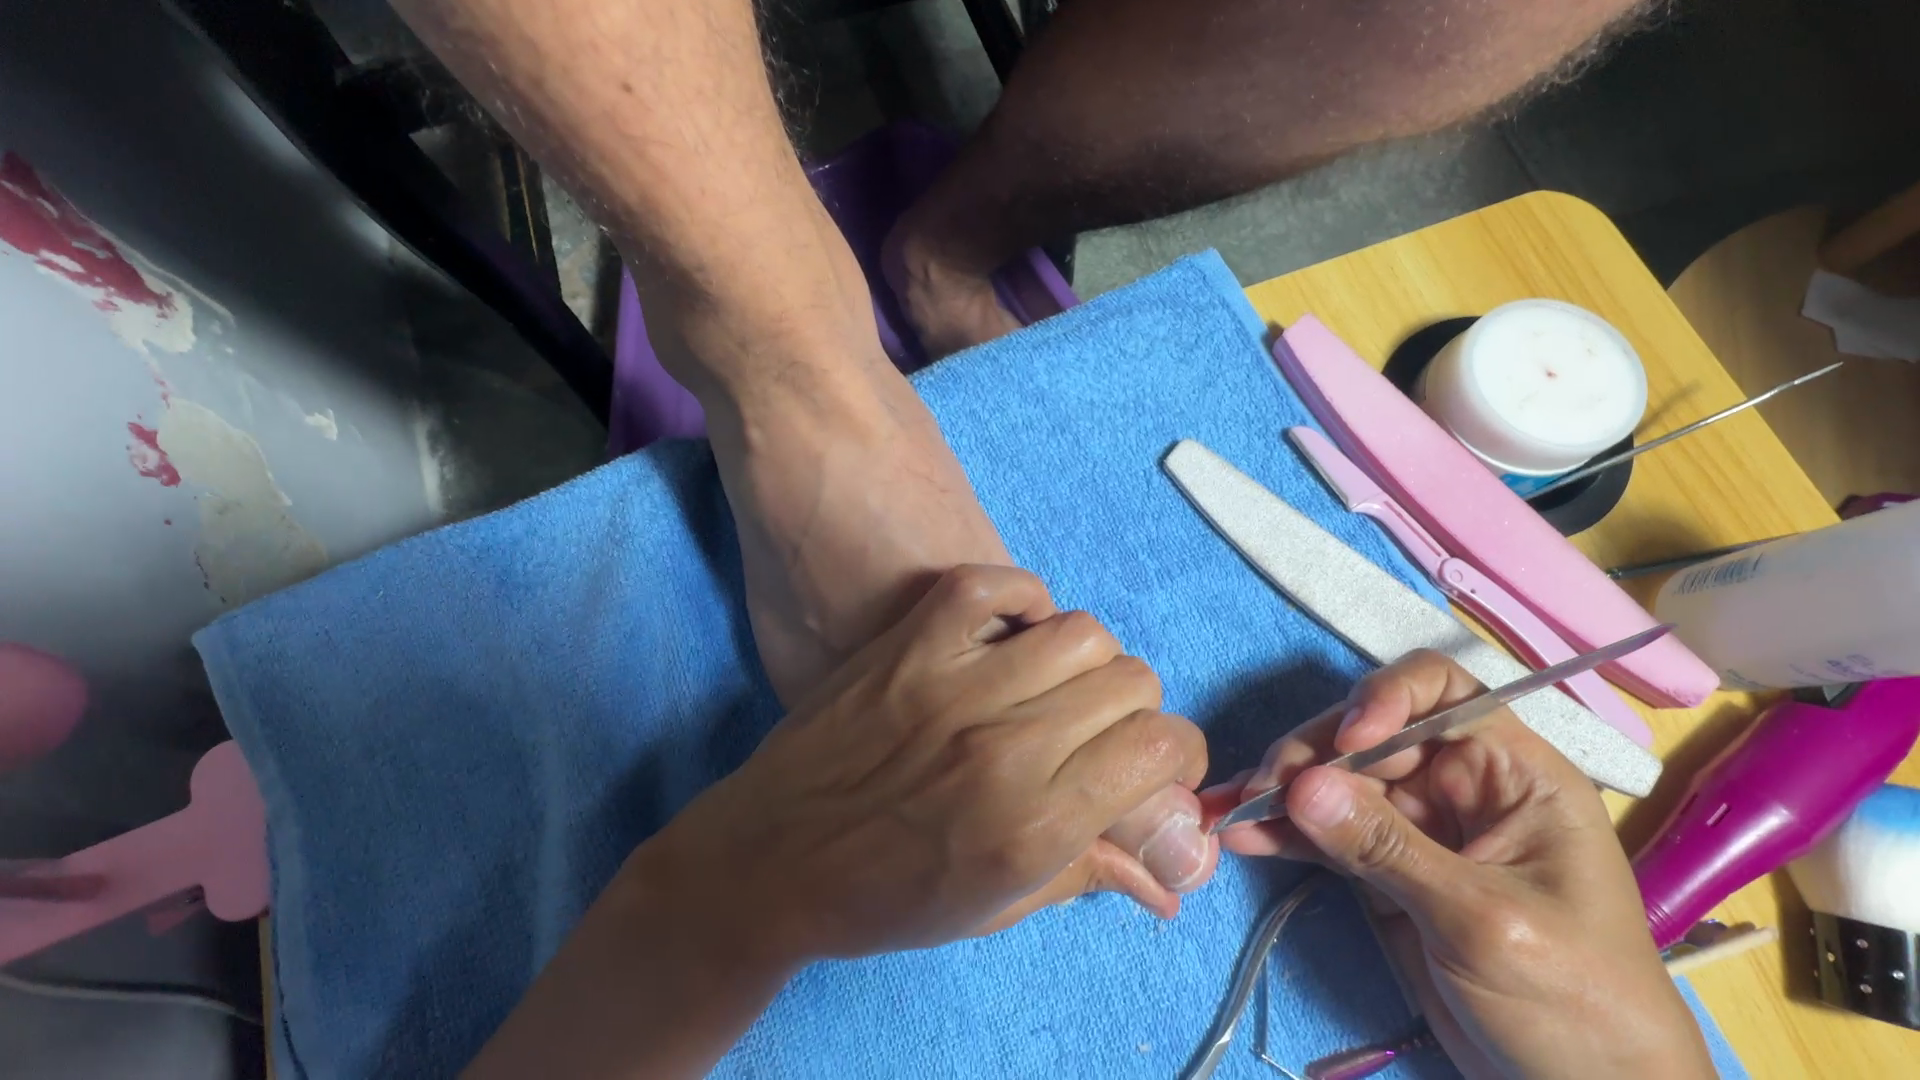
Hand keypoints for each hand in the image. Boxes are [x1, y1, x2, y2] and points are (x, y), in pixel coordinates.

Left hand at [649, 565, 1214, 961]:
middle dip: (1133, 708)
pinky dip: (1018, 600)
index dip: (1175, 754)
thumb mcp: (998, 906)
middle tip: (1096, 729)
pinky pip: (994, 586)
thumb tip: (1180, 878)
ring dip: (1084, 657)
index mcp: (1037, 826)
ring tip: (1052, 683)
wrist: (770, 863)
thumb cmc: (887, 899)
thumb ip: (1094, 871)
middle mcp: (1008, 749)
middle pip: (1131, 680)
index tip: (1151, 764)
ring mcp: (955, 686)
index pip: (1160, 747)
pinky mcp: (910, 646)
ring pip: (1080, 630)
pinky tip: (1007, 635)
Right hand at [1207, 651, 1715, 1079]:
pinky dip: (1281, 831)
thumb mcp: (1484, 922)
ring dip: (1280, 790)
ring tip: (1236, 813)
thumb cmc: (1575, 1004)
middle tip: (1263, 793)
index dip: (1389, 697)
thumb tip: (1301, 786)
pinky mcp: (1380, 864)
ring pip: (1334, 779)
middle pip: (1366, 734)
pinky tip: (1241, 836)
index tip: (1350, 743)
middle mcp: (1457, 782)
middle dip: (1312, 754)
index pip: (1442, 692)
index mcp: (1510, 772)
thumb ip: (1389, 849)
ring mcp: (1414, 824)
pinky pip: (1321, 830)